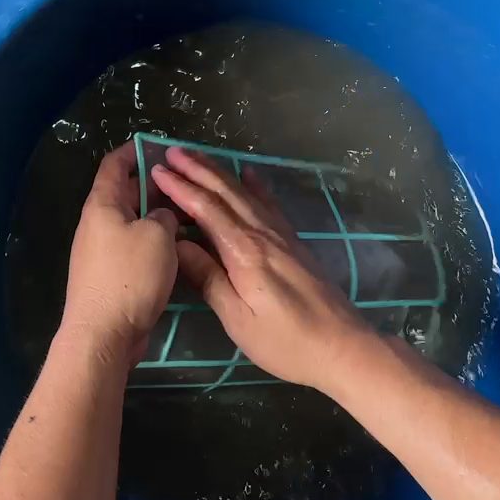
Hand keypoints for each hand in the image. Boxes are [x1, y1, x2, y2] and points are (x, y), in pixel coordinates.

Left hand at [61, 145, 180, 364]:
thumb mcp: (158, 236)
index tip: (160, 147)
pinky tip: (181, 250)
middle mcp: (98, 223)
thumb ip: (164, 216)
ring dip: (161, 218)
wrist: (103, 335)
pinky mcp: (112, 276)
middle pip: (128, 194)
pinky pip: (136, 248)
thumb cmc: (129, 276)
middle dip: (157, 187)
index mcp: (103, 204)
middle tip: (190, 186)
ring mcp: (103, 251)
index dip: (135, 151)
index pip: (115, 164)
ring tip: (194, 217)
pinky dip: (156, 244)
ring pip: (135, 223)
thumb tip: (162, 217)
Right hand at [148, 147, 375, 391]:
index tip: (157, 170)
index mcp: (244, 251)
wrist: (343, 347)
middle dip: (196, 169)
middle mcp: (262, 233)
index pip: (206, 209)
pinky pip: (269, 204)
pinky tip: (248, 172)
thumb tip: (176, 243)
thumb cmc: (286, 342)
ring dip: (218, 172)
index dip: (180, 188)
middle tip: (170, 151)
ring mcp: (281, 234)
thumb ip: (207, 278)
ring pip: (245, 193)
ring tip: (196, 157)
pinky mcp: (294, 242)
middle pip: (225, 192)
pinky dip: (255, 185)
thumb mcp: (238, 319)